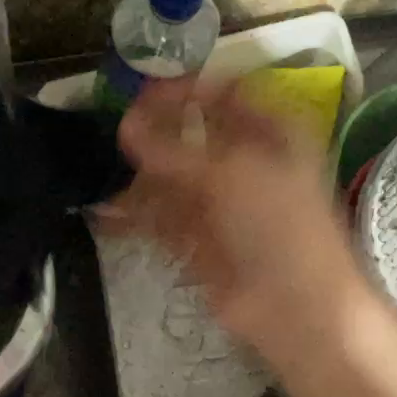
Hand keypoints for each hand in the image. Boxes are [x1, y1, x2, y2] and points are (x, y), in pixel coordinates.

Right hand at [111, 78, 371, 345]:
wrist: (296, 304)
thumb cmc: (278, 225)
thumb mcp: (229, 173)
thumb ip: (172, 149)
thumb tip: (126, 124)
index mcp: (271, 135)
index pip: (225, 96)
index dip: (185, 91)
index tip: (141, 91)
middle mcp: (244, 165)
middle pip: (190, 140)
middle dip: (153, 136)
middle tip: (111, 131)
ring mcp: (220, 207)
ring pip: (171, 183)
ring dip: (138, 178)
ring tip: (100, 171)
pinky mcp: (198, 244)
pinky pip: (161, 223)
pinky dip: (134, 218)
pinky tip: (105, 212)